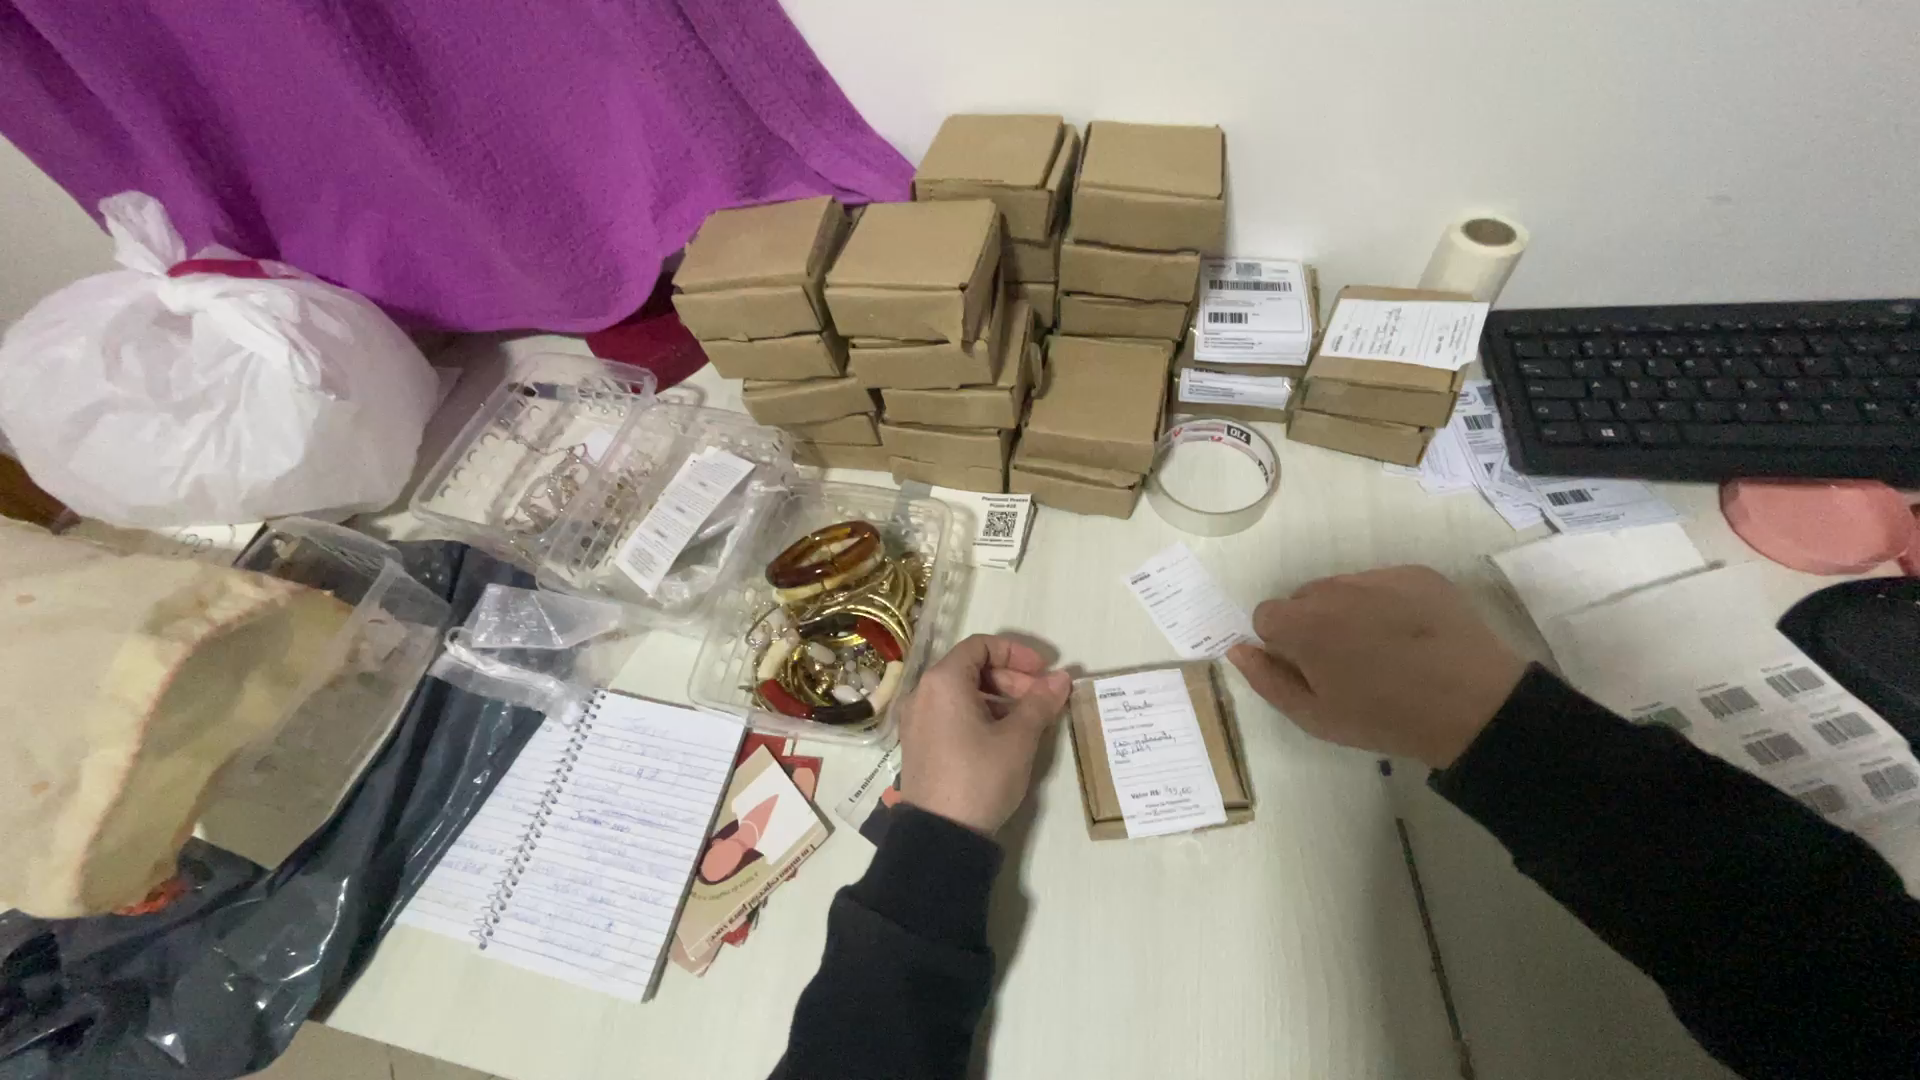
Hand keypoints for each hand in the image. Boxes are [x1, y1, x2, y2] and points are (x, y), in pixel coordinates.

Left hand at [896, 635, 1072, 835]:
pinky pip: (950, 713)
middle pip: (971, 668)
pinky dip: (979, 714)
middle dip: (1011, 679)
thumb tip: (1062, 677)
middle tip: (1042, 701)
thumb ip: (1040, 702)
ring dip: (998, 698)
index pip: (981, 646)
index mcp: (943, 681)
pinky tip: (1003, 737)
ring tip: (1028, 721)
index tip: (1043, 672)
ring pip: (962, 692)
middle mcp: (923, 692)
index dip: (1016, 653)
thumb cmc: (980, 776)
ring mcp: (917, 719)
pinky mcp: (919, 742)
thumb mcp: (1018, 739)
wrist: (940, 835)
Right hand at [1227, 566, 1526, 768]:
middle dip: (1313, 624)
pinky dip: (1386, 602)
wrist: (1476, 707)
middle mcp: (1332, 589)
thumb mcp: (1314, 716)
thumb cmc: (1384, 718)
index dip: (1283, 644)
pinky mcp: (1416, 573)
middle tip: (1347, 662)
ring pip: (1341, 588)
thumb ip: (1266, 680)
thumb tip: (1238, 648)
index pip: (1266, 616)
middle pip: (1303, 599)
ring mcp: (1377, 577)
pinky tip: (1410, 634)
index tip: (1310, 668)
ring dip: (1348, 610)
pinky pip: (1382, 582)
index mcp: (1301, 624)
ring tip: (1382, 647)